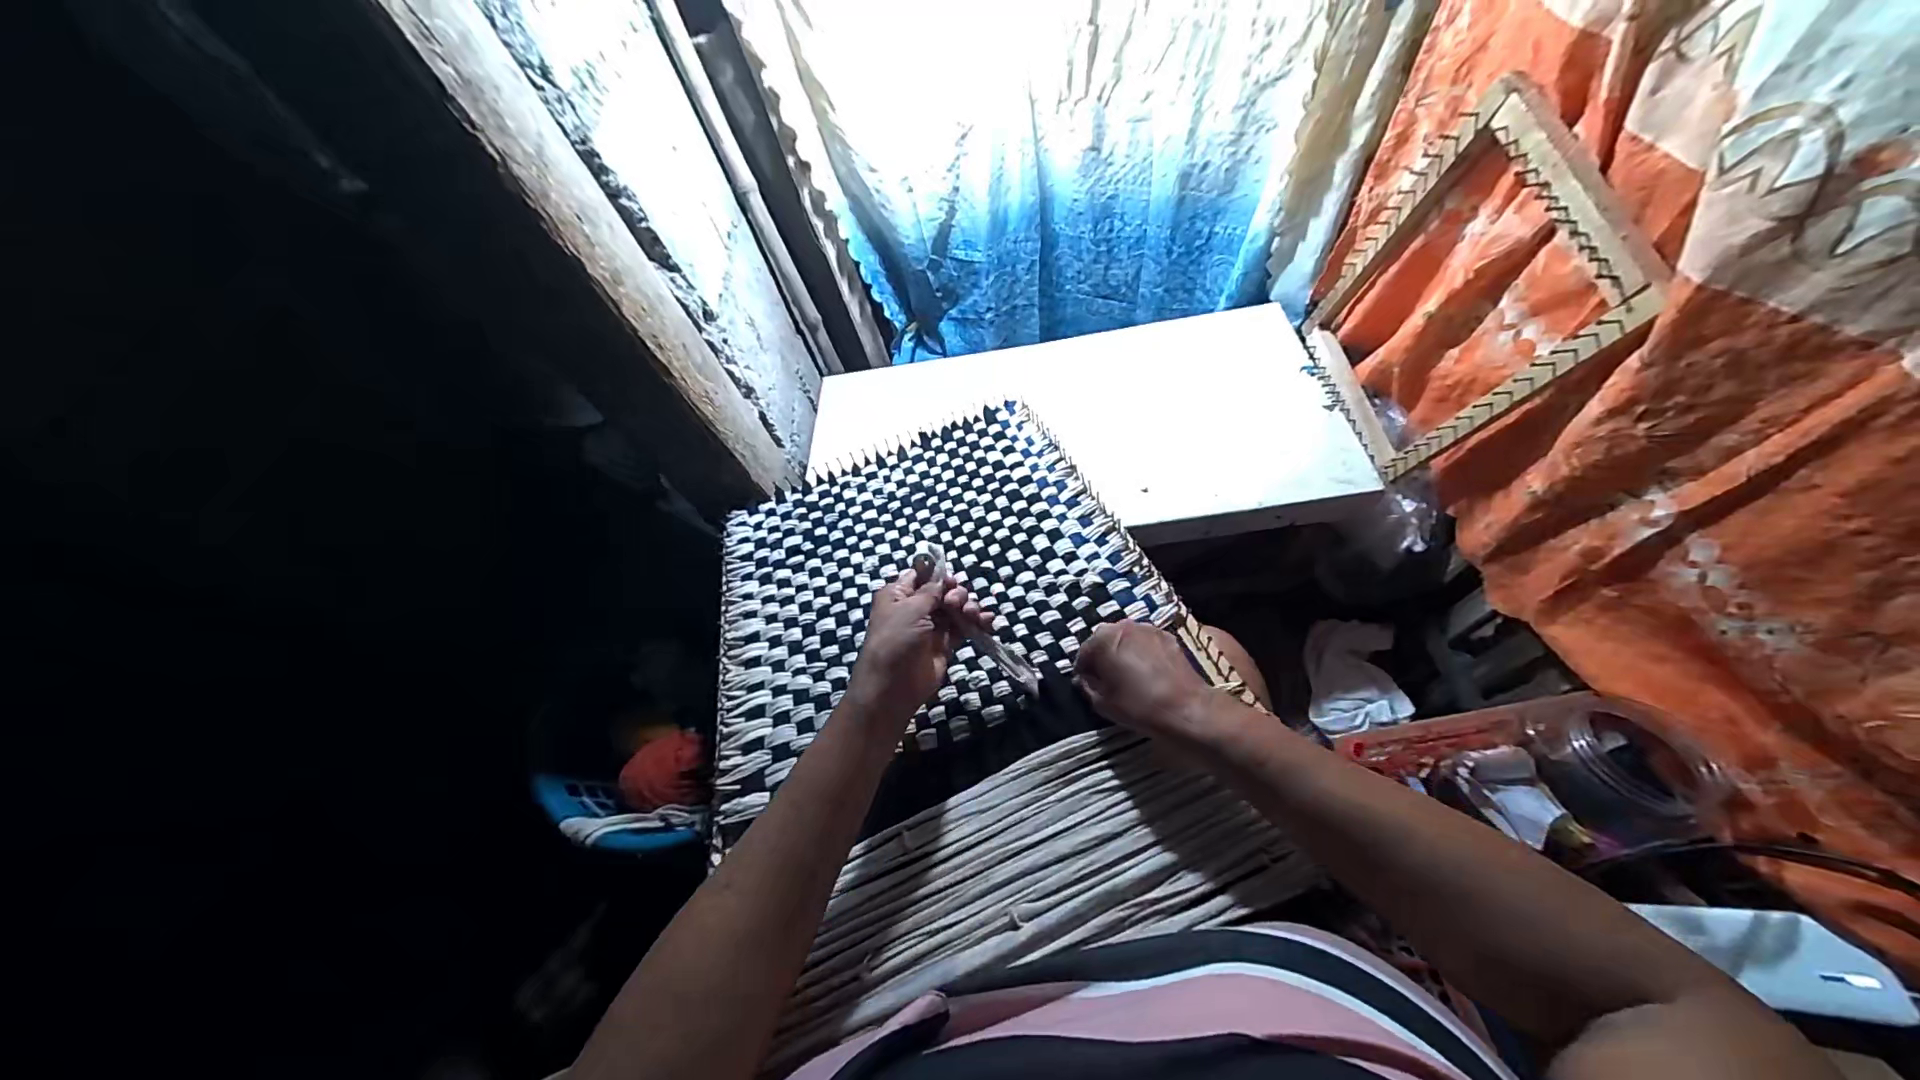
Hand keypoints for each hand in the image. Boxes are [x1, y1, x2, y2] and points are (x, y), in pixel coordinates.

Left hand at [844, 570, 990, 726]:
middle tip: (956, 604)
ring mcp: (931, 627)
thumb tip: (941, 578)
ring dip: (969, 607)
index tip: (951, 581)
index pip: (922, 576)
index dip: (939, 576)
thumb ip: (930, 591)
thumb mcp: (910, 609)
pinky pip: (963, 627)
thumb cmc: (896, 640)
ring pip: (956, 608)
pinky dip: (976, 623)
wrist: (893, 686)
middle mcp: (915, 608)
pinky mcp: (945, 644)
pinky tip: (986, 622)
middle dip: (956, 593)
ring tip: (973, 615)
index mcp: (899, 594)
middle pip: (943, 591)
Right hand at [1074, 621, 1230, 749]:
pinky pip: (1145, 642)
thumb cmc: (1138, 706)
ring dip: (1123, 652)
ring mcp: (1147, 628)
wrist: (1187, 709)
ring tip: (1129, 674)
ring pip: (1126, 638)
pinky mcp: (1167, 636)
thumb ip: (1087, 685)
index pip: (1084, 652)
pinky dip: (1142, 652)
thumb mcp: (1102, 703)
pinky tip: (1147, 671)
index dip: (1084, 670)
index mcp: (1103, 640)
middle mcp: (1123, 626)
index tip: (1088, 684)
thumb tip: (1085, 679)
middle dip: (1104, 656)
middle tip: (1108, 678)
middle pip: (1105, 640)